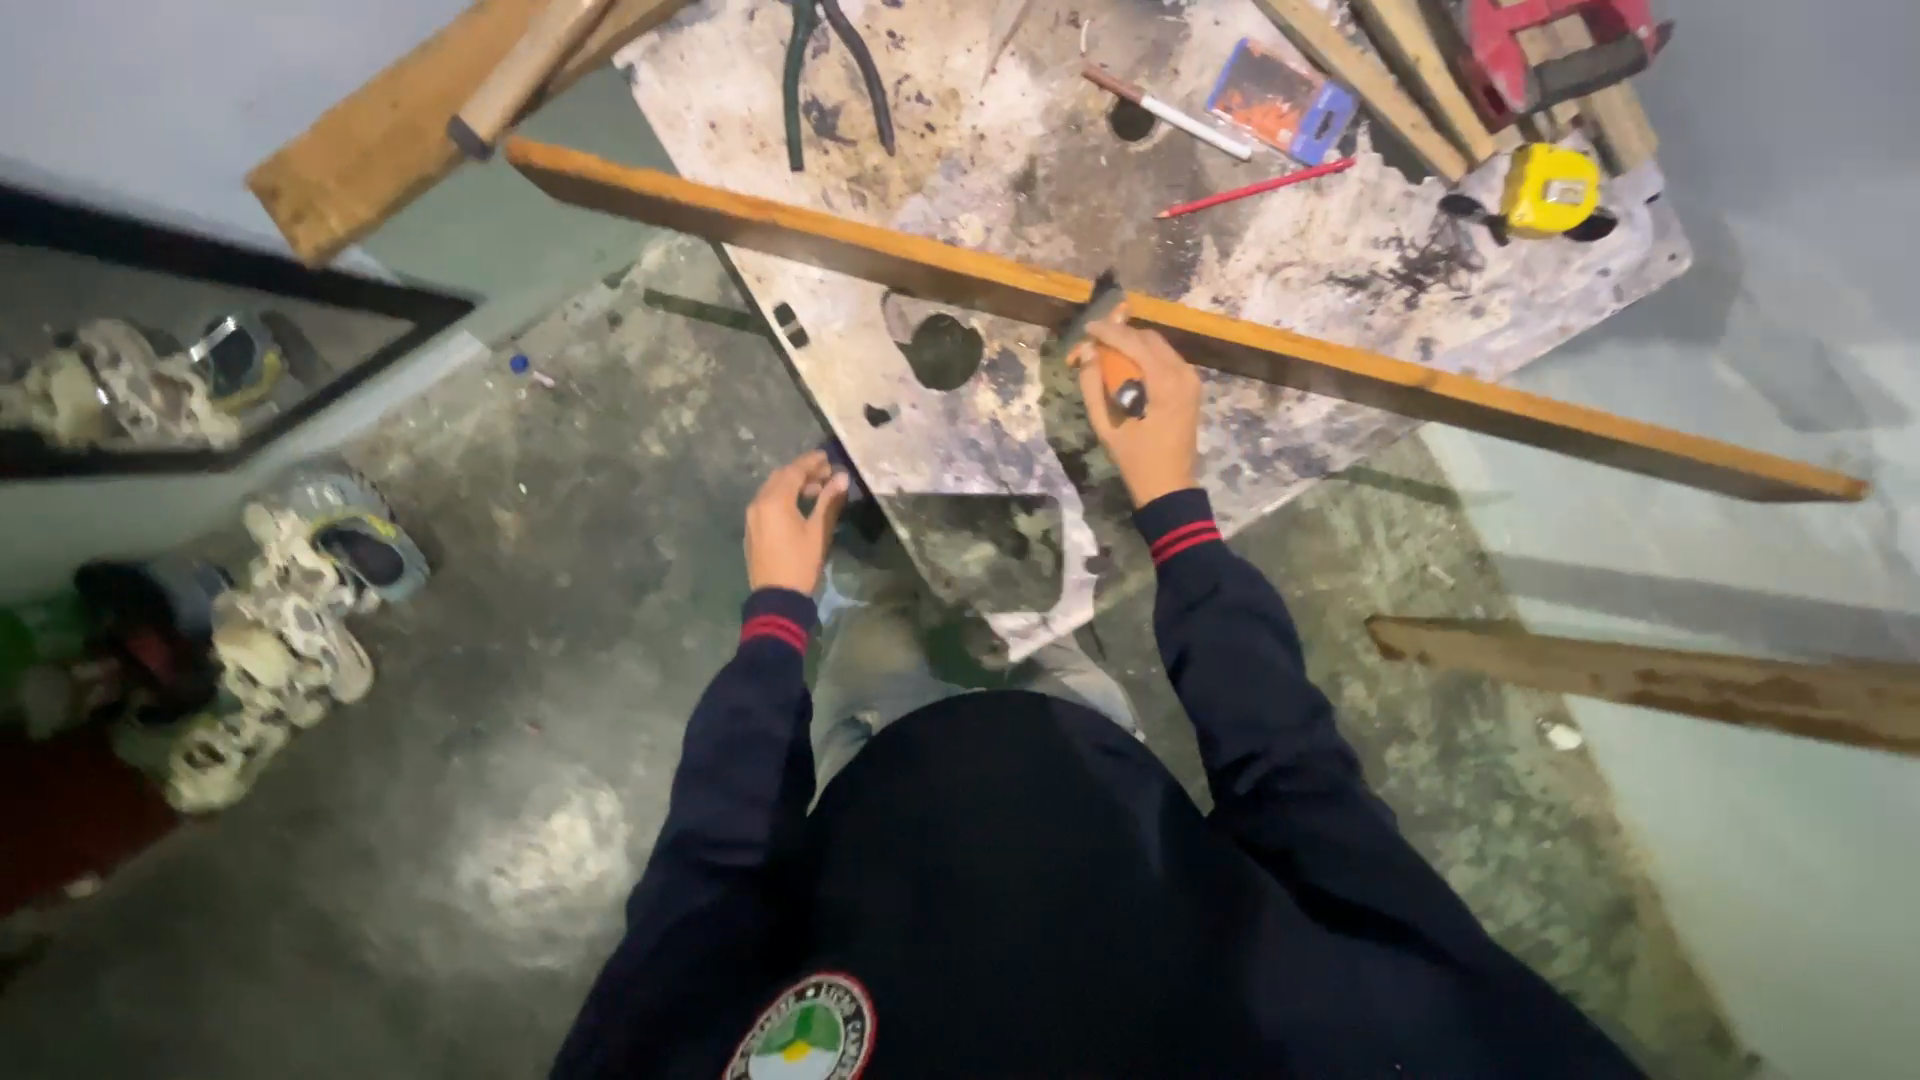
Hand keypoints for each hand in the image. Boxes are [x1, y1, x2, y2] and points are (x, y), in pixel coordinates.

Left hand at [745, 450, 849, 593]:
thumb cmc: (800, 563)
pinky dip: (782, 497)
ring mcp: (752, 516)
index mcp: (774, 501)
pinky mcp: (752, 528)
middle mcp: (758, 503)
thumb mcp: (819, 531)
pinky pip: (766, 502)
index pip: (794, 471)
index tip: (827, 457)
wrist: (776, 598)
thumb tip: (841, 477)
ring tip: (815, 491)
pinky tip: (798, 506)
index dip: (811, 462)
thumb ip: (829, 501)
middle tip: (825, 474)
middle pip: (780, 477)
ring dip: (792, 484)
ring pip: (772, 489)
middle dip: (802, 472)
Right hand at [1071, 305, 1202, 507]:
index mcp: (1165, 382)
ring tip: (1105, 352)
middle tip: (1093, 343)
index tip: (1086, 329)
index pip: (1133, 342)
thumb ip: (1093, 385)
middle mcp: (1184, 373)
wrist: (1169, 485)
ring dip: (1131, 344)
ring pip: (1158, 346)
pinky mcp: (1191, 386)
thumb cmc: (1135, 460)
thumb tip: (1087, 353)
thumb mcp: (1106, 425)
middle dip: (1120, 335)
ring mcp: (1191, 378)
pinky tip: (1125, 365)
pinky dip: (1144, 356)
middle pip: (1148, 338)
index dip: (1108, 332)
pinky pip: (1165, 359)